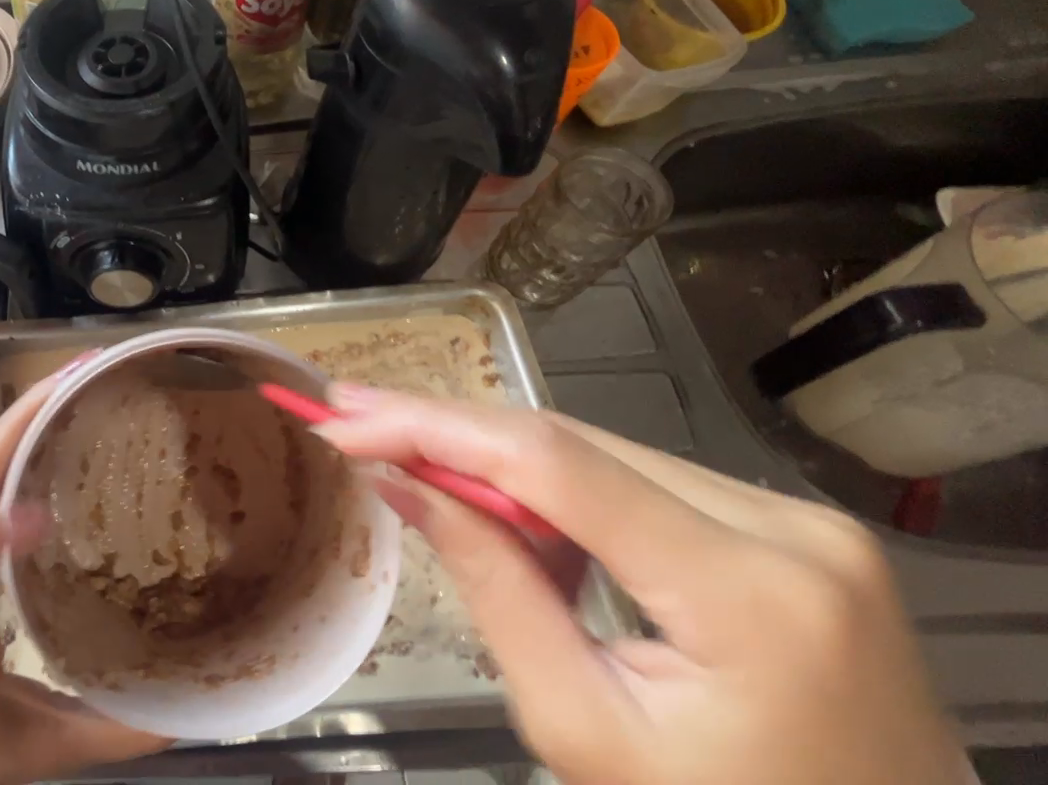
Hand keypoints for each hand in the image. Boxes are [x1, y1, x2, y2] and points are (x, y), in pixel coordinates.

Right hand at [315, 385, 973, 784]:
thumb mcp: (580, 725)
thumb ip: (492, 587)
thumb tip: (401, 481)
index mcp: (747, 592)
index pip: (550, 463)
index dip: (432, 426)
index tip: (343, 418)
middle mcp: (787, 525)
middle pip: (573, 445)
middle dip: (452, 431)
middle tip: (355, 419)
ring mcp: (799, 518)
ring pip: (600, 453)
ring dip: (500, 462)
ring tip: (424, 478)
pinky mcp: (791, 526)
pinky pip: (641, 481)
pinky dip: (561, 492)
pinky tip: (518, 522)